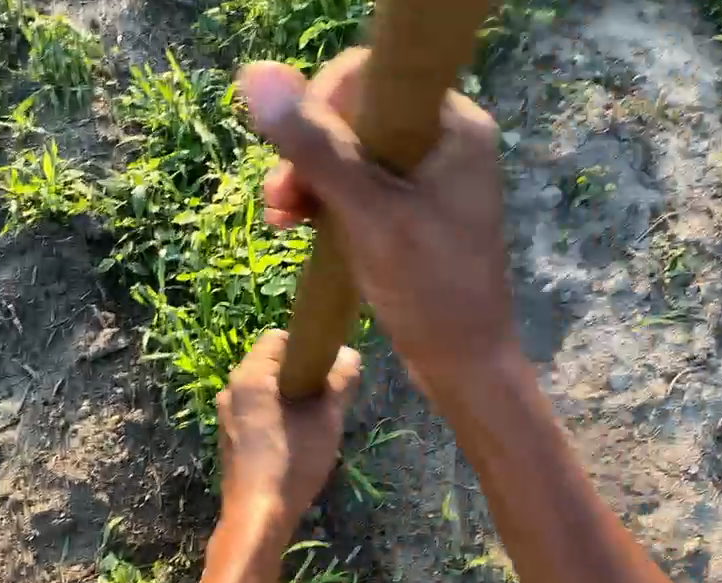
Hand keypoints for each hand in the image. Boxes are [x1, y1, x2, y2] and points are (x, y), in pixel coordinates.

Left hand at [216, 330, 361, 541]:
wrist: (258, 515)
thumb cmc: (293, 461)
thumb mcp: (326, 418)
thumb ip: (340, 381)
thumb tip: (349, 355)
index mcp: (250, 376)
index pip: (279, 338)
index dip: (308, 348)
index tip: (328, 372)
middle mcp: (231, 389)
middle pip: (272, 365)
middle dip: (301, 377)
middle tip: (325, 402)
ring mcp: (226, 416)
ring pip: (265, 392)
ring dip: (290, 400)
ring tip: (312, 427)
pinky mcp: (229, 439)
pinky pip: (256, 414)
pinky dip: (276, 419)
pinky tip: (293, 446)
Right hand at [236, 50, 520, 406]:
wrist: (465, 364)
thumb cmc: (430, 290)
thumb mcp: (369, 216)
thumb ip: (317, 149)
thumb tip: (256, 78)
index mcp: (453, 125)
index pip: (373, 78)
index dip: (322, 105)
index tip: (294, 152)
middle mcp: (446, 142)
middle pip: (358, 116)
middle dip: (309, 151)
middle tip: (280, 195)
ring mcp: (431, 180)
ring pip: (354, 155)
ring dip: (310, 180)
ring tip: (280, 216)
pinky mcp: (415, 214)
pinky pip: (362, 189)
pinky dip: (328, 203)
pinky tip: (297, 224)